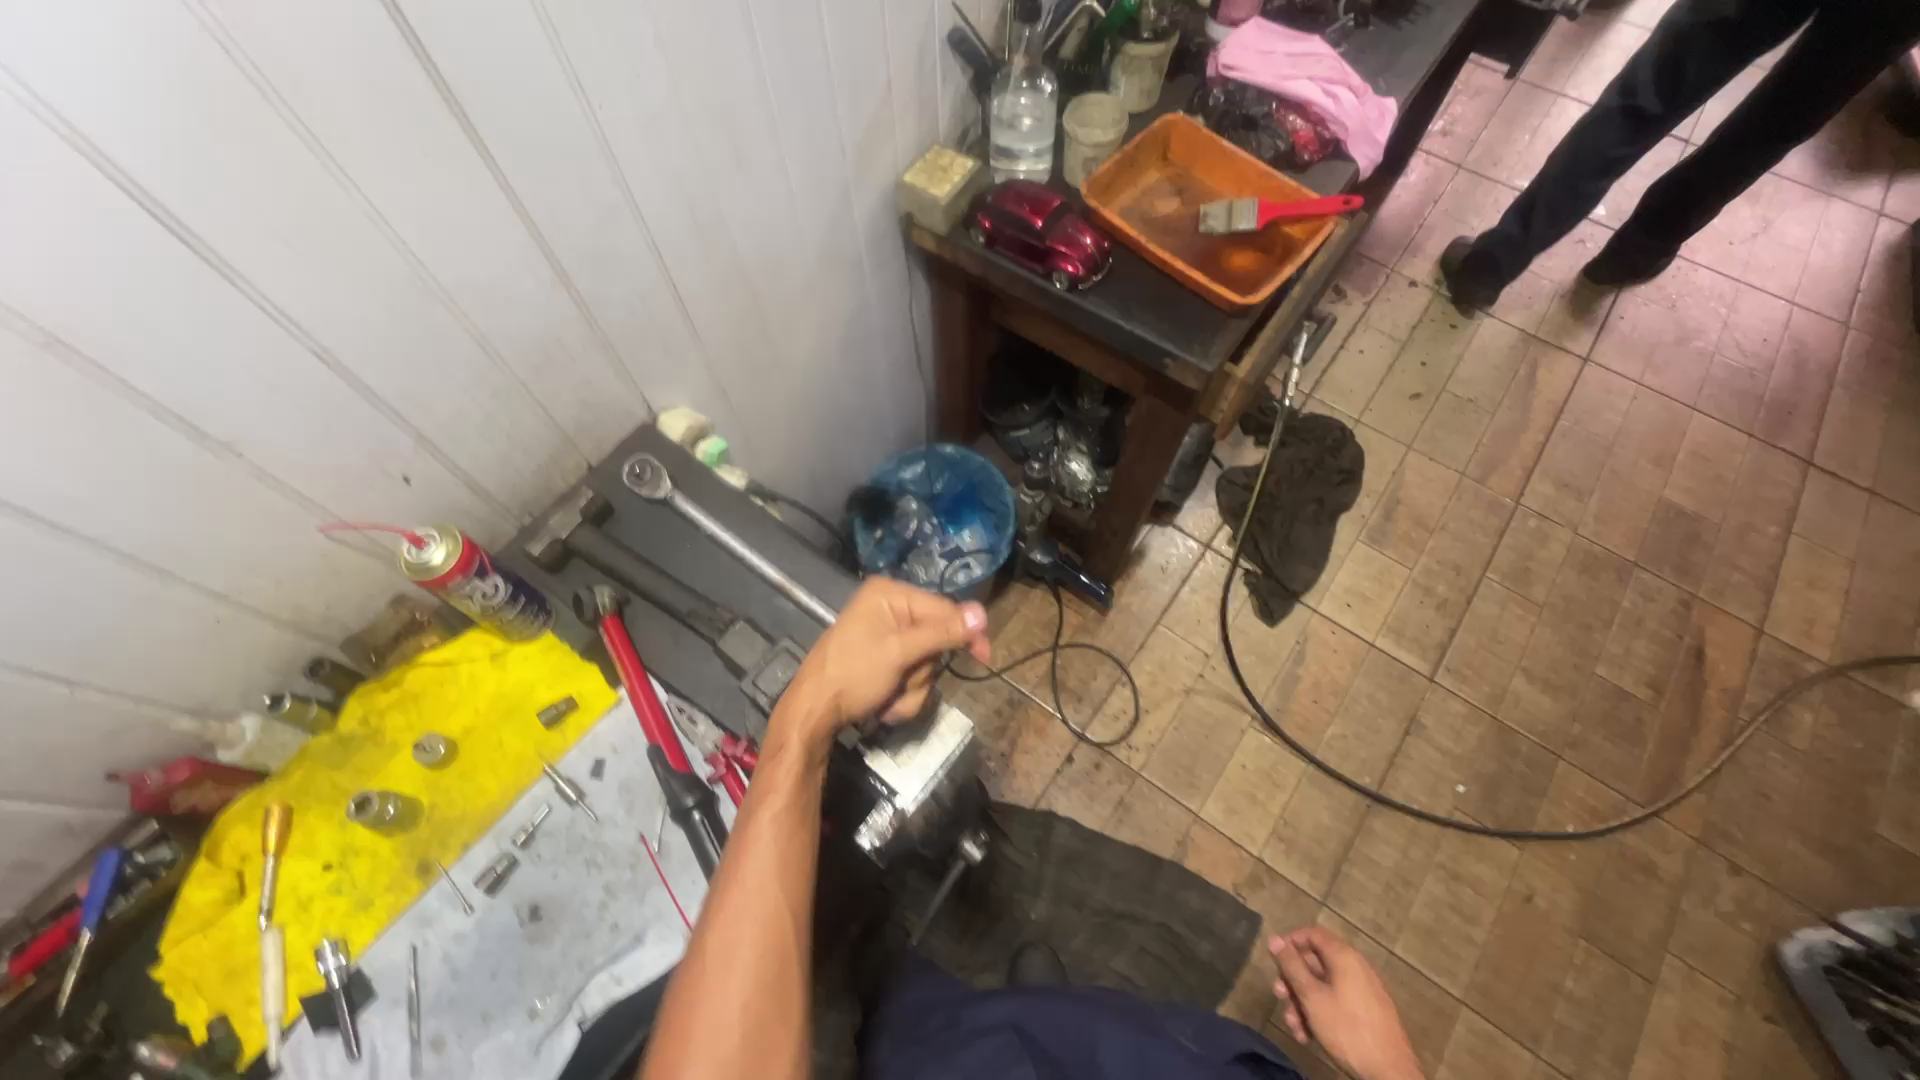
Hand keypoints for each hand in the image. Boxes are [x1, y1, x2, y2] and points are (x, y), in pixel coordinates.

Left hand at [779, 578, 990, 741]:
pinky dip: (901, 694)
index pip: (944, 609)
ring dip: (912, 687)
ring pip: (925, 663)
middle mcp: (889, 608)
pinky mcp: (883, 659)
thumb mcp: (900, 653)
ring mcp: (885, 635)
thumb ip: (942, 633)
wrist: (813, 711)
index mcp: (890, 594)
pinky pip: (910, 674)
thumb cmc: (853, 675)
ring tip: (887, 696)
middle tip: (901, 681)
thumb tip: (982, 613)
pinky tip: (882, 701)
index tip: (984, 657)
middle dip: (922, 670)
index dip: (965, 633)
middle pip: (936, 639)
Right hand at [1270, 927, 1423, 1079]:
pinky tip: (1308, 1035)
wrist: (1390, 1073)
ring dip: (1303, 1002)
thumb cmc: (1346, 1028)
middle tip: (1279, 996)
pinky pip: (1337, 1003)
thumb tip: (1275, 939)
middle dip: (1293, 980)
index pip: (1313, 934)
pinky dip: (1320, 1013)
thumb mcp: (1311, 996)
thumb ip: (1291, 966)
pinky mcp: (1367, 1014)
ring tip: (1293, 1025)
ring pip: (1324, 987)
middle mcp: (1356, 969)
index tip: (1274, 959)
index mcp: (1345, 958)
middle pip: (1316, 963)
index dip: (1291, 941)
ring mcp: (1363, 992)